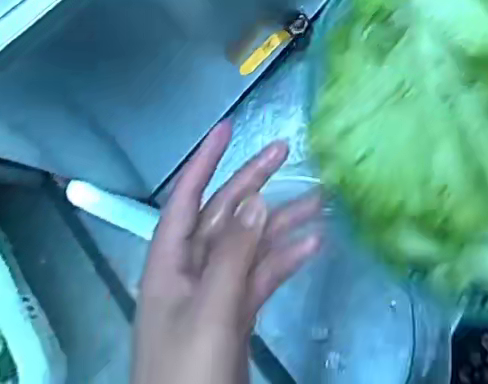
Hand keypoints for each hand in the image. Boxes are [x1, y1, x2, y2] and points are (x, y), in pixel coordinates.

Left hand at [132, 123, 323, 383]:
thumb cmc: (186, 373)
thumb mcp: (209, 311)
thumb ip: (232, 254)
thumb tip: (254, 198)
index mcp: (168, 263)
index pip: (186, 197)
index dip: (204, 160)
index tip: (228, 128)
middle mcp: (188, 272)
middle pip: (224, 215)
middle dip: (253, 182)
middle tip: (286, 151)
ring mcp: (212, 297)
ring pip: (249, 246)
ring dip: (280, 223)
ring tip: (319, 201)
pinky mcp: (233, 320)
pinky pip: (260, 278)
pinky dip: (284, 261)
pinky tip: (313, 246)